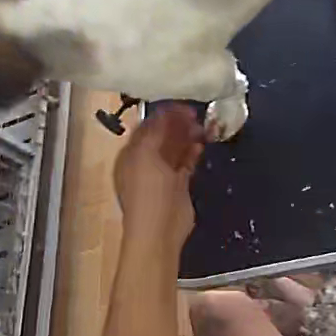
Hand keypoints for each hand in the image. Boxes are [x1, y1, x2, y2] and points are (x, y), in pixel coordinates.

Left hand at [113, 103, 205, 252]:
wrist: (160, 230)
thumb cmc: (149, 193)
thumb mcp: (146, 156)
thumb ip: (155, 133)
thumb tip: (166, 113)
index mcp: (131, 154)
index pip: (147, 127)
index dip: (163, 115)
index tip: (183, 105)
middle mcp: (145, 162)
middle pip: (162, 136)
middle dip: (178, 124)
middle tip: (197, 115)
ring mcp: (162, 174)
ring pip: (176, 148)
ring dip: (188, 137)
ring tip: (203, 127)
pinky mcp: (179, 184)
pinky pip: (186, 162)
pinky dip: (193, 152)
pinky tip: (202, 144)